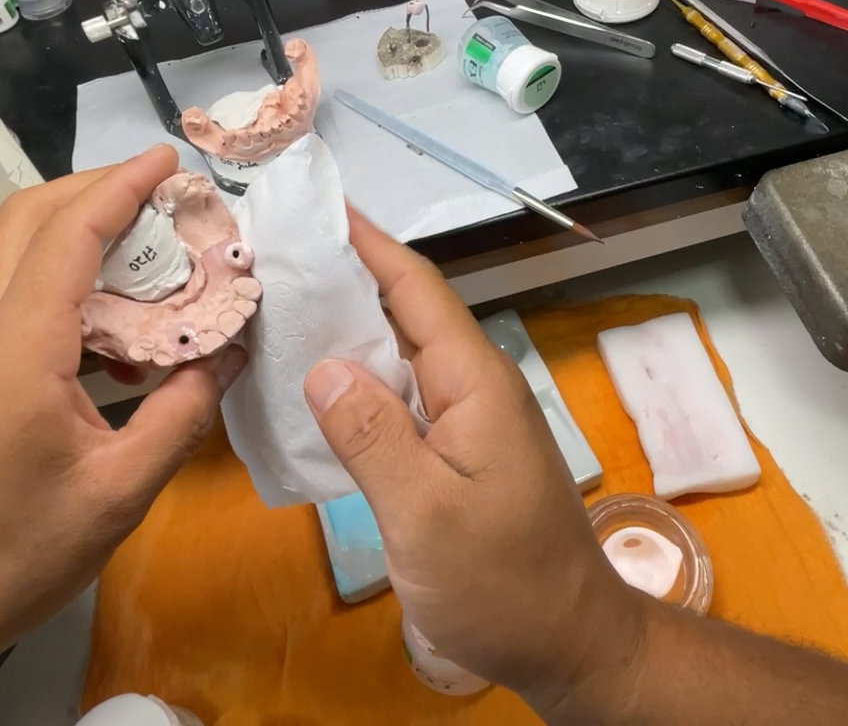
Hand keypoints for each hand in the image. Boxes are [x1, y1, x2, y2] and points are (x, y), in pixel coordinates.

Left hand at [0, 147, 245, 706]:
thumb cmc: (9, 555)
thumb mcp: (121, 490)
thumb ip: (184, 411)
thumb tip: (231, 354)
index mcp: (19, 346)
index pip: (71, 233)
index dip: (123, 184)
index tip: (170, 158)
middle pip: (28, 220)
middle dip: (97, 187)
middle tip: (163, 193)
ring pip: (20, 255)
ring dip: (86, 234)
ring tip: (155, 255)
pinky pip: (22, 301)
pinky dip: (75, 285)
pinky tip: (121, 336)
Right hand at [302, 211, 644, 710]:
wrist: (564, 638)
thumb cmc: (501, 580)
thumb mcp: (426, 514)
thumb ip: (373, 436)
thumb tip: (323, 367)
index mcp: (473, 379)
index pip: (416, 289)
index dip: (370, 244)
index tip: (322, 209)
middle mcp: (473, 382)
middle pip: (407, 311)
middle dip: (350, 278)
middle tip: (282, 258)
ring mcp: (469, 414)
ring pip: (403, 352)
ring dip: (352, 328)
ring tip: (286, 308)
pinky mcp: (459, 445)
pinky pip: (404, 393)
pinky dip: (362, 379)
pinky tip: (321, 387)